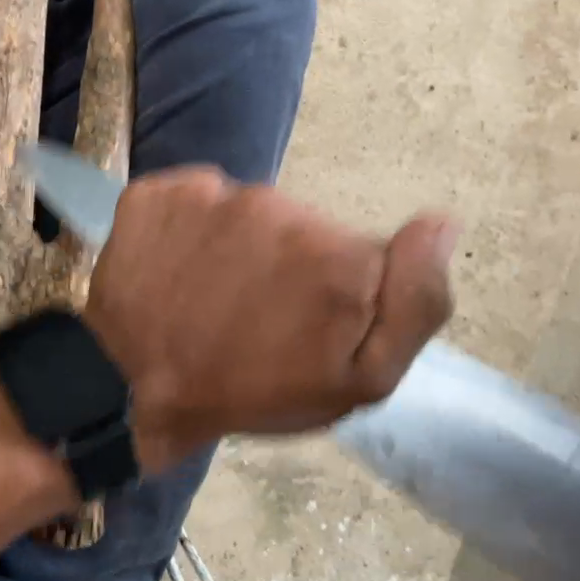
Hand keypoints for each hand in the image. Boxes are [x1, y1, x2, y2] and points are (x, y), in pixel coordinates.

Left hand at [81, 167, 456, 470]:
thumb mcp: (361, 379)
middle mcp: (273, 205)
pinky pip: (188, 198)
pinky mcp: (152, 191)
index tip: (306, 320)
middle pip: (298, 225)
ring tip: (208, 291)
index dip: (339, 288)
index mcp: (335, 251)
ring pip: (241, 210)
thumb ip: (415, 301)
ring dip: (233, 242)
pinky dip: (184, 224)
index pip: (359, 250)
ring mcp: (205, 193)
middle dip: (284, 263)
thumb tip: (440, 223)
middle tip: (251, 311)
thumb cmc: (254, 389)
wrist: (140, 382)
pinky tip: (174, 265)